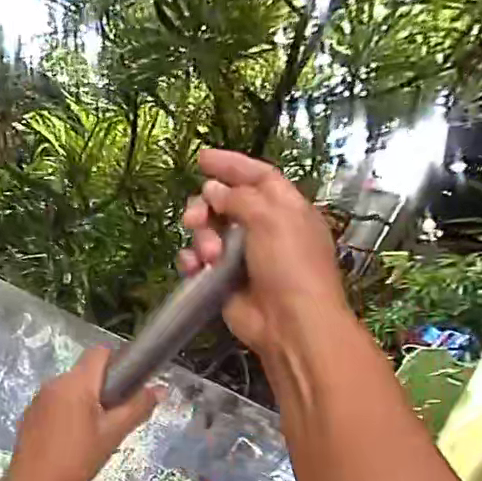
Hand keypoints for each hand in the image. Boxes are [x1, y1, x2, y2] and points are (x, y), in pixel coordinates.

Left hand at [3, 347, 162, 480]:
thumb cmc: (76, 459)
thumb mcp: (112, 435)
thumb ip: (137, 408)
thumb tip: (159, 388)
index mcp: (75, 382)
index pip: (99, 352)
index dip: (118, 361)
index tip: (128, 385)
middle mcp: (54, 382)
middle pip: (86, 372)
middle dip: (104, 388)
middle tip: (114, 417)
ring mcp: (39, 397)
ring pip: (72, 388)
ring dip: (87, 401)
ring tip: (95, 431)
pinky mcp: (31, 412)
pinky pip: (57, 401)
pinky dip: (69, 411)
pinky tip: (72, 438)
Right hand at [176, 148, 346, 357]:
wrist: (288, 322)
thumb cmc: (289, 265)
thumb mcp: (271, 219)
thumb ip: (239, 198)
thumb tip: (213, 190)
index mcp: (285, 208)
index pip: (258, 176)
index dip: (232, 165)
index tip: (202, 158)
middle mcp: (263, 228)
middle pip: (225, 203)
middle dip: (205, 207)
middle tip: (194, 218)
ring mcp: (242, 256)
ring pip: (208, 232)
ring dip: (201, 238)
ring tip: (207, 255)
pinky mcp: (222, 280)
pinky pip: (199, 261)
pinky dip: (192, 261)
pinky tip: (194, 266)